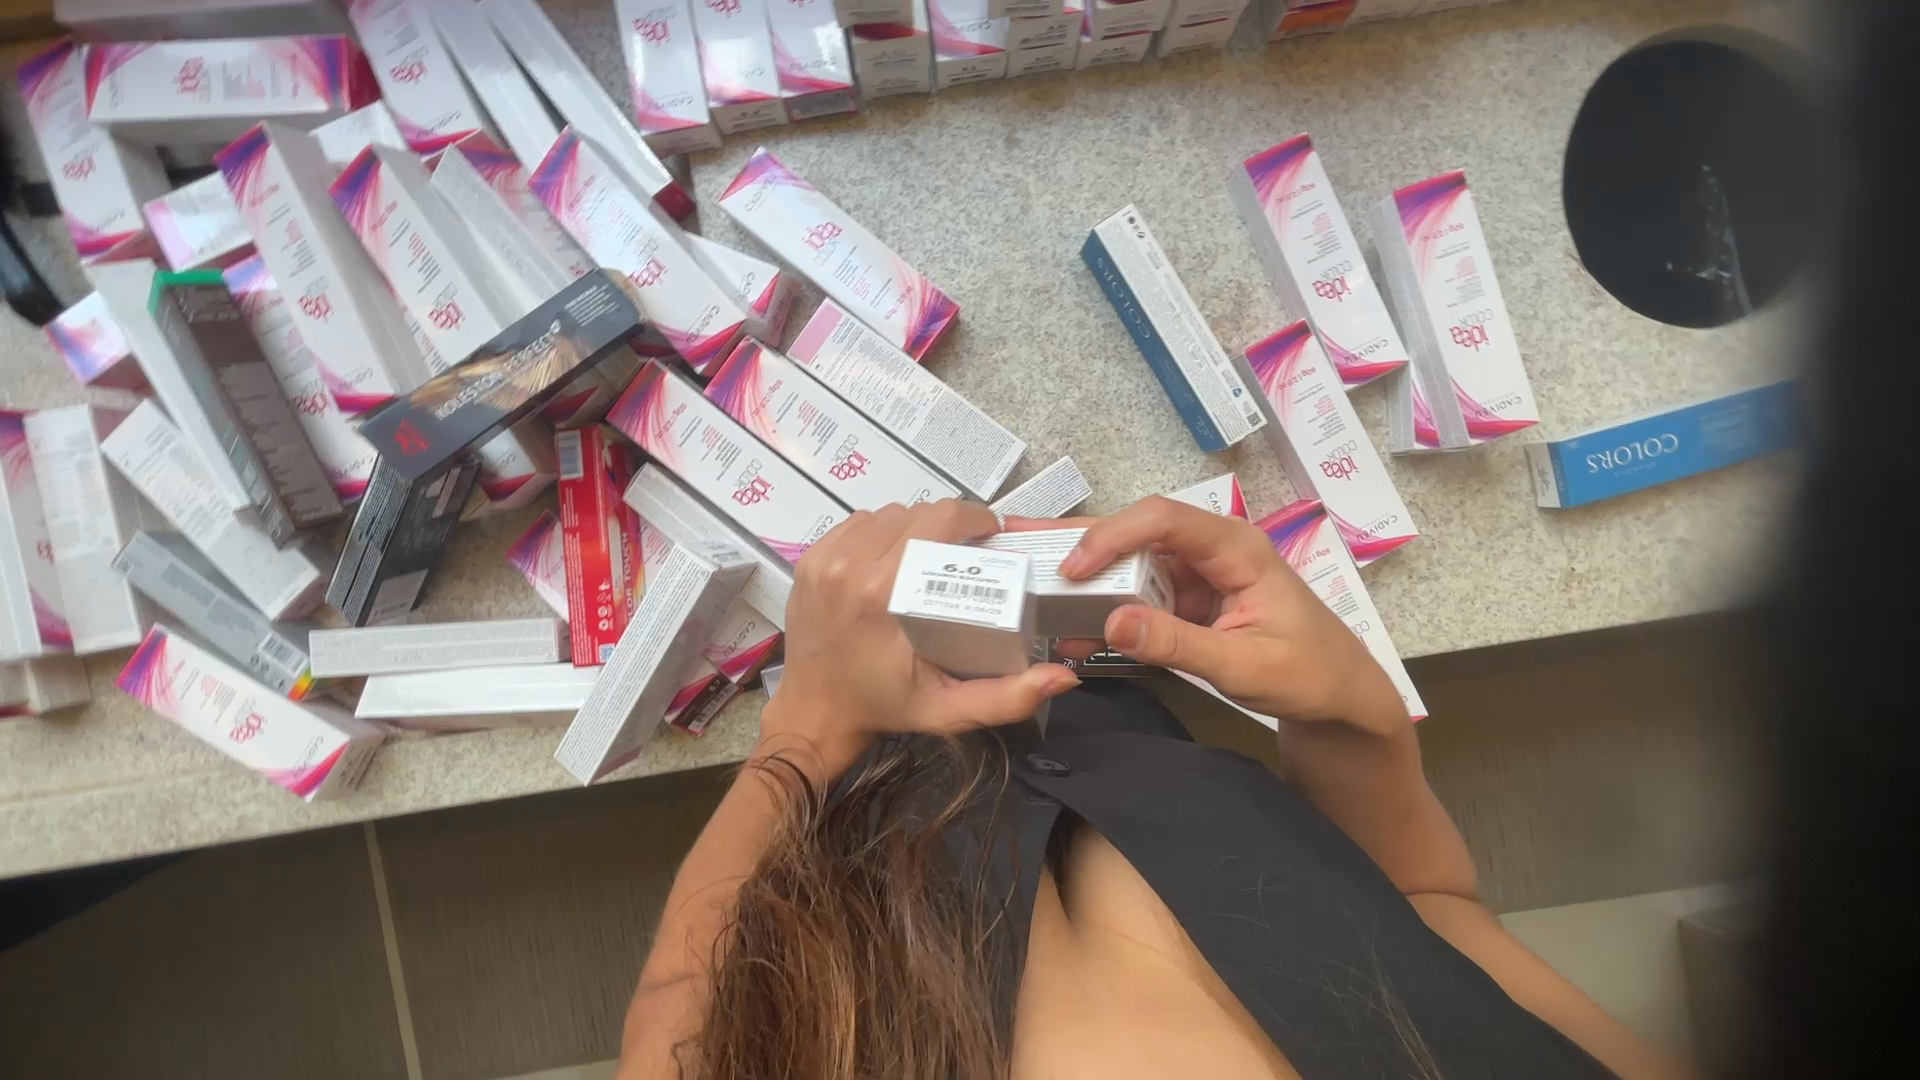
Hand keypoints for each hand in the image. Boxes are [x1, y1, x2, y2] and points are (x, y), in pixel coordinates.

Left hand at [766, 499, 1080, 772]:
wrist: (815, 713)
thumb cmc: (884, 708)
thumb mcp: (949, 710)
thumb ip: (1008, 697)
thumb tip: (1065, 678)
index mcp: (881, 592)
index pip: (938, 520)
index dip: (974, 518)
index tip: (991, 535)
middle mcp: (848, 564)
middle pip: (915, 511)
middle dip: (949, 522)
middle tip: (969, 549)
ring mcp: (823, 558)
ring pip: (887, 513)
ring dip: (916, 525)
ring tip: (934, 552)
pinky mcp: (809, 558)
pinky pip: (857, 522)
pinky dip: (882, 530)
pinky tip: (896, 554)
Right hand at [1018, 497, 1405, 732]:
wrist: (1339, 698)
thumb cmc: (1308, 673)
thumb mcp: (1244, 665)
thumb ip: (1178, 643)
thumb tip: (1110, 622)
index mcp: (1234, 548)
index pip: (1164, 519)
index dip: (1113, 535)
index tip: (1072, 568)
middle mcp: (1209, 550)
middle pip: (1136, 531)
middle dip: (1080, 539)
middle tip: (1020, 542)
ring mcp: (1194, 575)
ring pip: (1130, 561)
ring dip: (1084, 575)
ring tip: (1030, 579)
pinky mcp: (1185, 599)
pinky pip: (1137, 596)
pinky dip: (1104, 610)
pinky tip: (1071, 626)